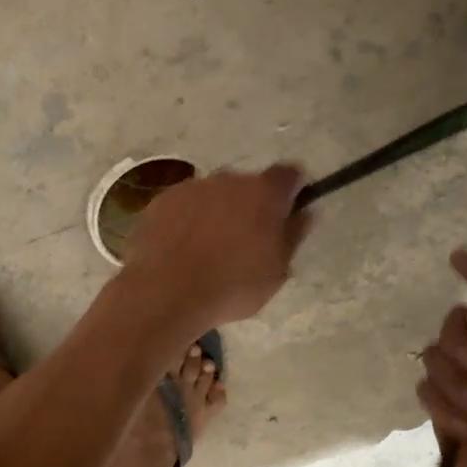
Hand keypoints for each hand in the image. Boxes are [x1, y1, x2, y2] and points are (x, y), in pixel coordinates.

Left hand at [120, 164, 313, 330]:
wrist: (166, 293)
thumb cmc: (232, 286)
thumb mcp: (277, 271)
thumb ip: (293, 235)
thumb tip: (305, 212)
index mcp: (263, 193)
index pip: (289, 174)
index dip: (292, 190)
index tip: (288, 212)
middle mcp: (228, 179)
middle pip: (248, 184)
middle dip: (250, 205)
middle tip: (246, 240)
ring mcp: (191, 187)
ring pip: (213, 194)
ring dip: (217, 211)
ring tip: (208, 249)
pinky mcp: (161, 201)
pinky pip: (184, 204)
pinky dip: (187, 219)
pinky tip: (181, 249)